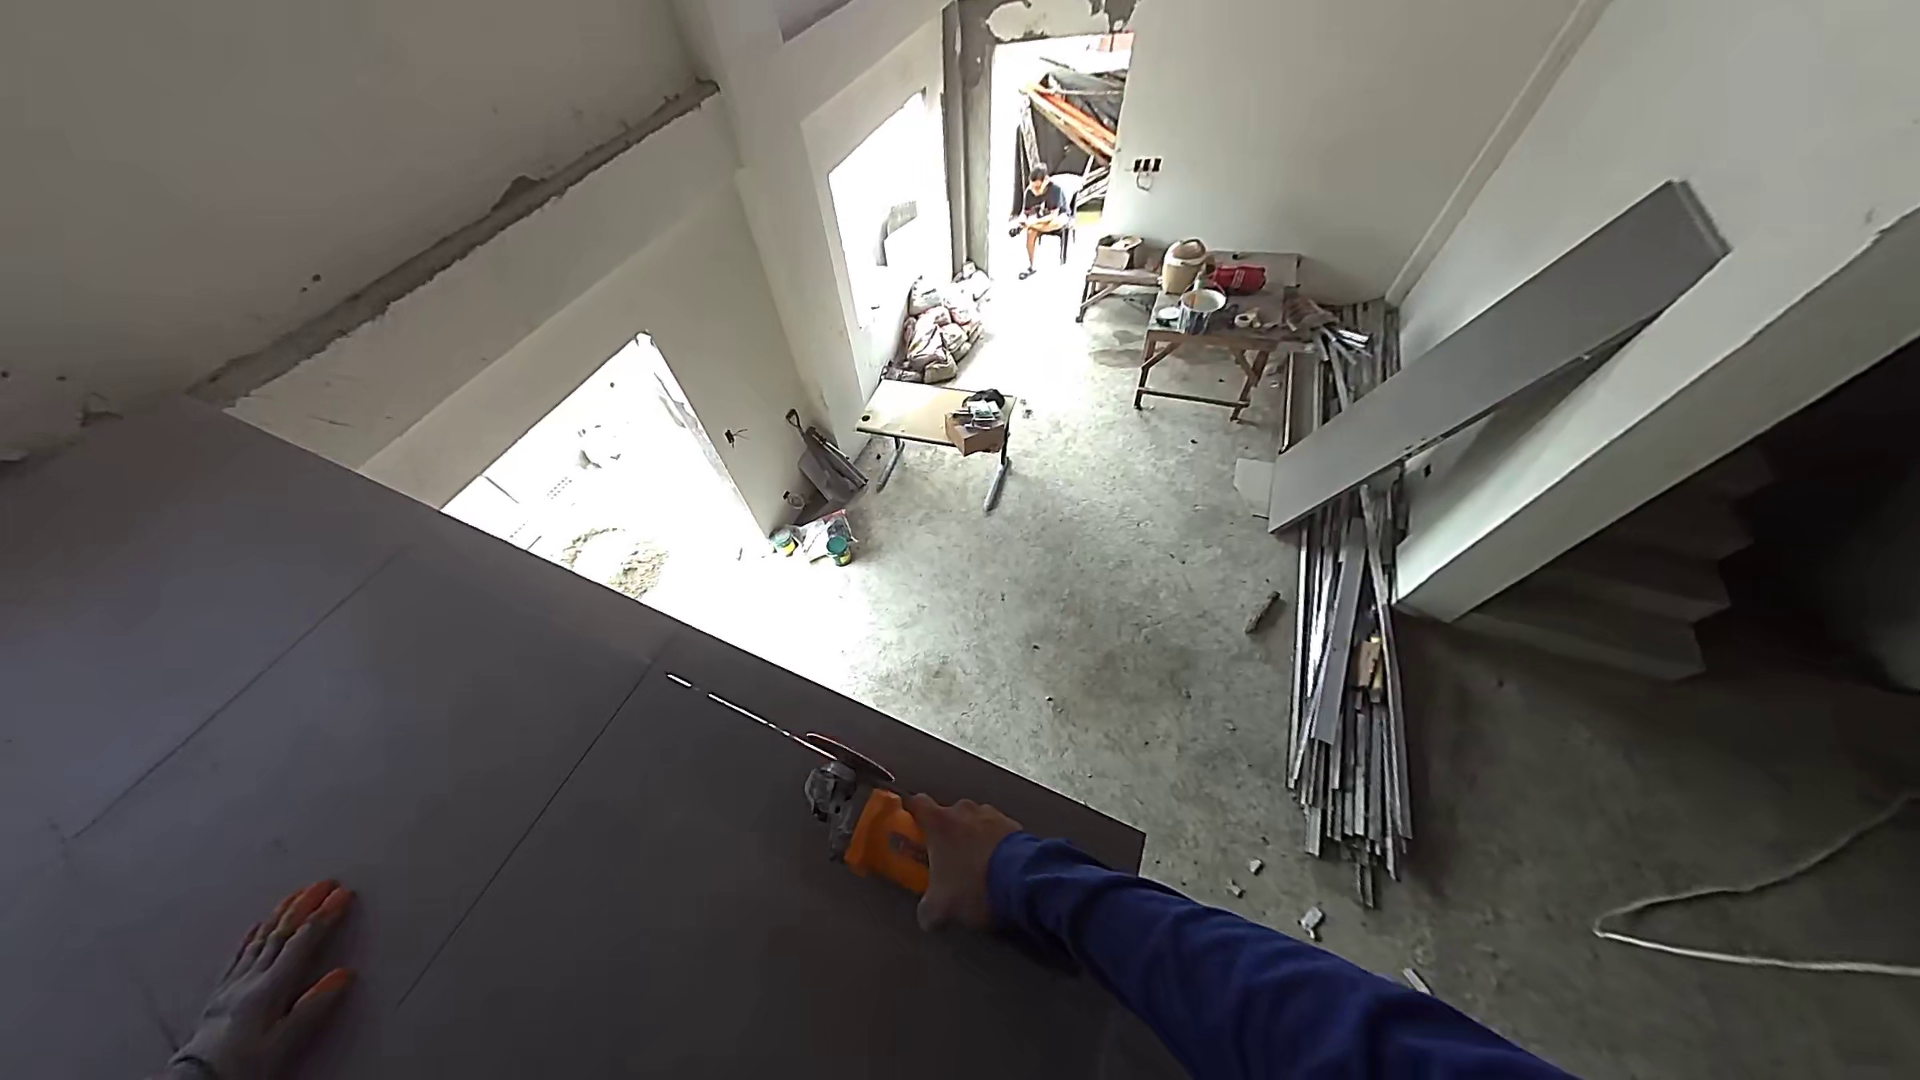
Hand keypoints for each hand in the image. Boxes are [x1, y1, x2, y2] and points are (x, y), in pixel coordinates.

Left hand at [168, 881, 355, 1079]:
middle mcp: (250, 981)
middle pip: (280, 935)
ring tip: (295, 894)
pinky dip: (249, 938)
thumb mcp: (284, 1042)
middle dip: (303, 905)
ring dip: (279, 914)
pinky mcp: (219, 996)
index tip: (344, 893)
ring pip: (259, 942)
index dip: (324, 915)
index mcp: (269, 988)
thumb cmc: (244, 1065)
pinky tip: (255, 927)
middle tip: (324, 882)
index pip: (303, 942)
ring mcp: (232, 987)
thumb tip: (344, 973)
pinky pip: (236, 959)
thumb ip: (313, 1006)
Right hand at [904, 795, 1021, 930]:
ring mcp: (990, 813)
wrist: (1021, 880)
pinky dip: (994, 841)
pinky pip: (996, 829)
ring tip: (977, 863)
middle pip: (948, 814)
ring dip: (973, 835)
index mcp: (939, 822)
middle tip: (948, 857)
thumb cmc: (972, 885)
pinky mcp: (1013, 823)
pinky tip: (998, 864)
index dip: (912, 812)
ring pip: (974, 820)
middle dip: (947, 832)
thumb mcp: (941, 907)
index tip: (911, 825)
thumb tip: (926, 915)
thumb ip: (927, 908)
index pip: (917, 802)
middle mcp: (963, 810)